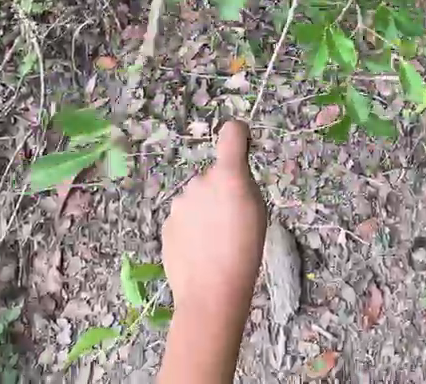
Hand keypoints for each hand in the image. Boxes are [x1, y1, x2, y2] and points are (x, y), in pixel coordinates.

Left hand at [162, 121, 266, 318]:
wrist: (211, 293)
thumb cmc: (245, 250)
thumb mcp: (258, 210)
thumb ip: (243, 184)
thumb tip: (232, 177)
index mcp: (228, 175)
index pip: (232, 133)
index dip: (239, 135)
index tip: (243, 146)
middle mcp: (200, 180)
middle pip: (214, 174)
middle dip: (221, 189)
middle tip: (230, 219)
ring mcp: (180, 202)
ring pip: (197, 197)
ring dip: (205, 209)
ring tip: (213, 240)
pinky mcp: (167, 223)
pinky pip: (185, 216)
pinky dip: (192, 226)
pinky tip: (199, 250)